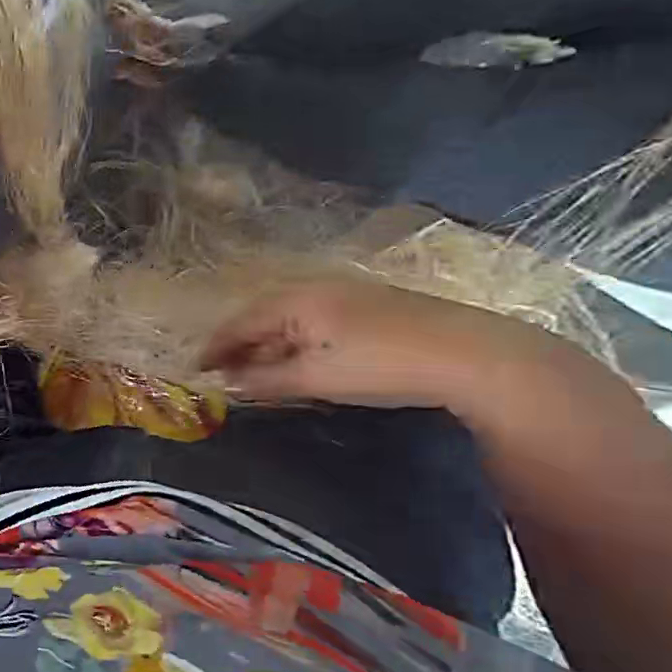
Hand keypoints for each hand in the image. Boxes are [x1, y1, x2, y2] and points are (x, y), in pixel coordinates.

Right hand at [199, 279, 597, 418]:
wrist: (475, 356)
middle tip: (225, 373)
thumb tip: (227, 382)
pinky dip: (297, 343)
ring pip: (291, 320)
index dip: (215, 348)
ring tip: (258, 372)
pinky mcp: (373, 307)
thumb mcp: (312, 377)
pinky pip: (316, 322)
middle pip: (263, 318)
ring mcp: (348, 294)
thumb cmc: (380, 366)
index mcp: (295, 301)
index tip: (196, 370)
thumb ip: (263, 379)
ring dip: (269, 346)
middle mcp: (316, 289)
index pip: (239, 324)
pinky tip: (302, 362)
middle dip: (240, 346)